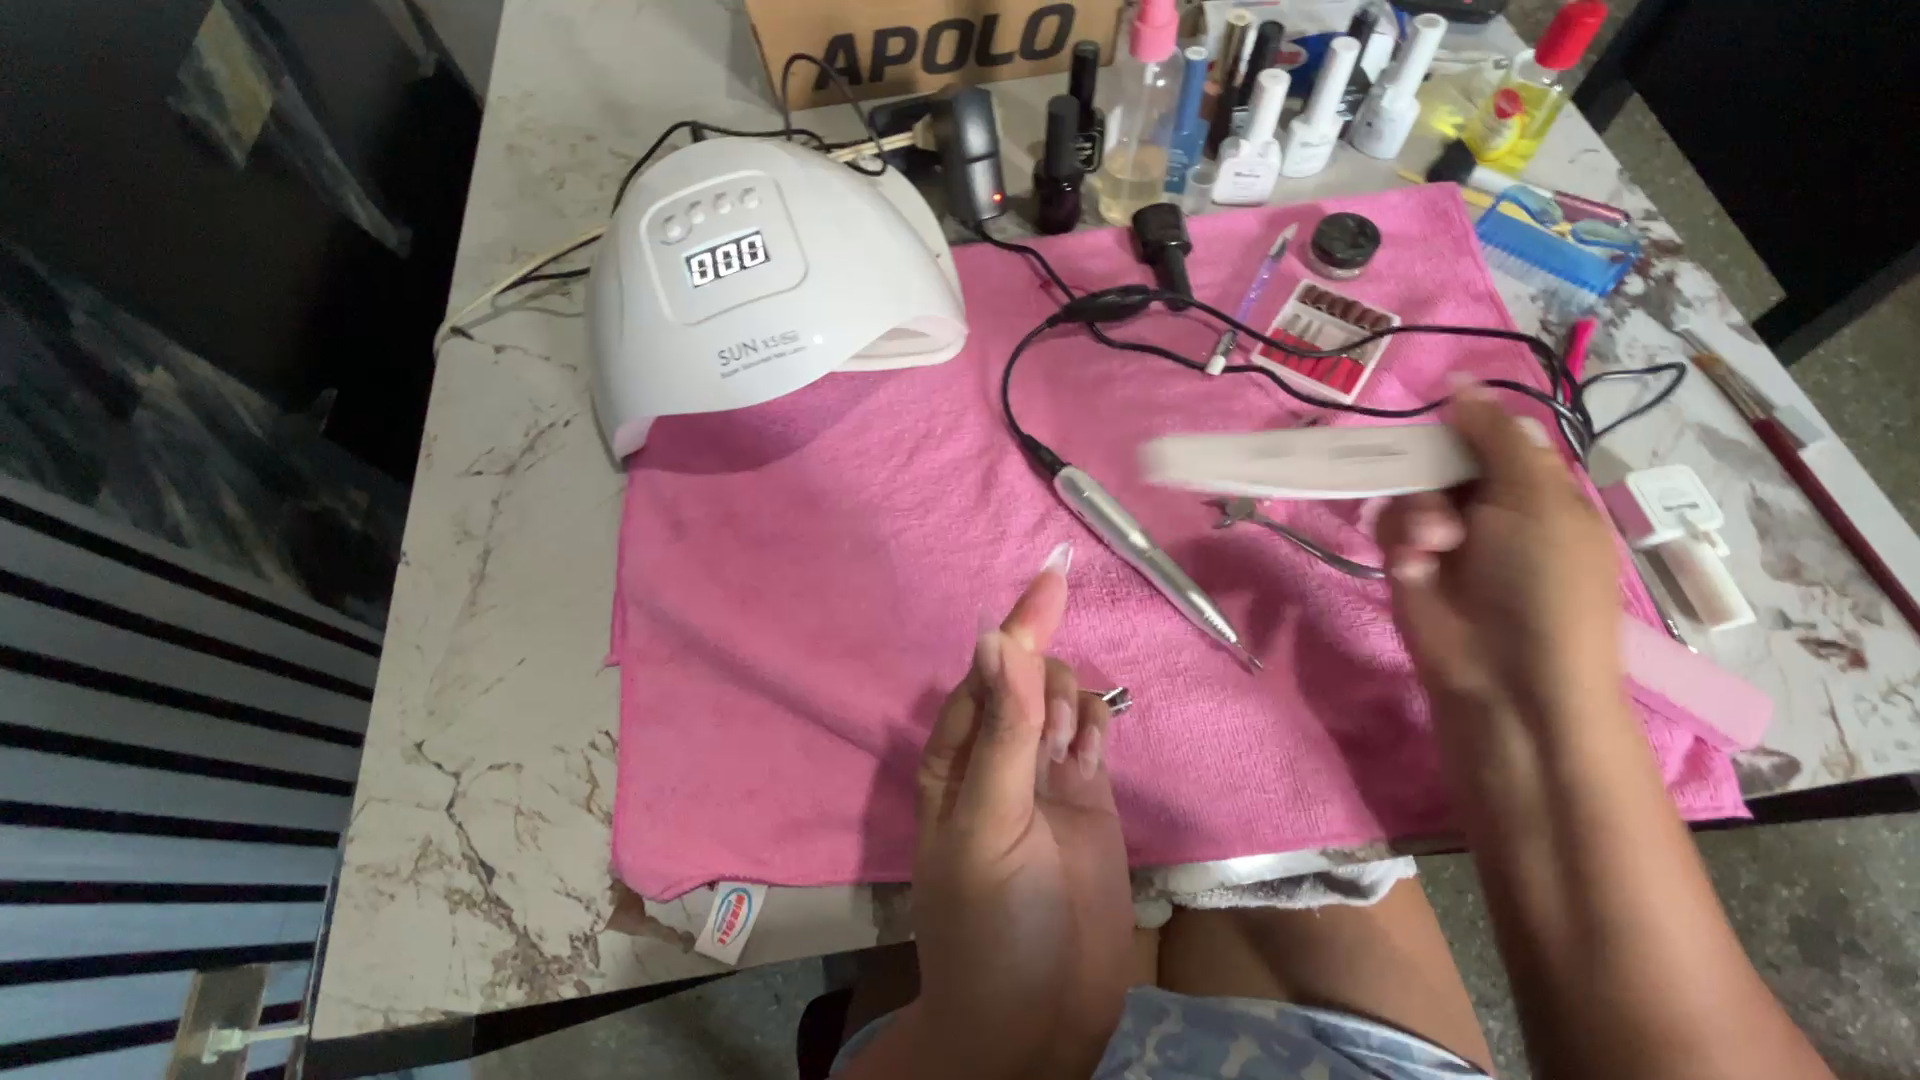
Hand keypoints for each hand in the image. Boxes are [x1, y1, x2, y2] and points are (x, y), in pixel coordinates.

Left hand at [910, 543, 1133, 1075]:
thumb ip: (1001, 730)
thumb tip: (995, 636)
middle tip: (1050, 749)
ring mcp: (1047, 778)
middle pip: (1028, 677)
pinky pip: (1094, 737)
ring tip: (1070, 763)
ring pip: (1064, 702)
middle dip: (1044, 687)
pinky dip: (1096, 727)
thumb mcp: (988, 822)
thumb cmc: (992, 921)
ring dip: (1070, 708)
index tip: (1055, 572)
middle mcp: (1000, 758)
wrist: (1035, 1021)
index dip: (1020, 623)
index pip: (987, 670)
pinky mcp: (1090, 801)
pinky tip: (1094, 750)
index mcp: (956, 757)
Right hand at [1376, 388, 1623, 724]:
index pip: (1492, 436)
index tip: (1441, 414)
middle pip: (1441, 459)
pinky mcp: (1406, 563)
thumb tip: (1459, 381)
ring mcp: (1446, 537)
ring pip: (1408, 491)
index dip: (1466, 425)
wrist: (1505, 672)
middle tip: (1444, 500)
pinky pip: (1387, 527)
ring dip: (1416, 513)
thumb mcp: (1535, 498)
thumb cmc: (1542, 581)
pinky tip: (1413, 565)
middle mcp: (1490, 508)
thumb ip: (1494, 436)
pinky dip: (1398, 542)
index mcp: (1536, 489)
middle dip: (1433, 473)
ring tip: (1431, 546)